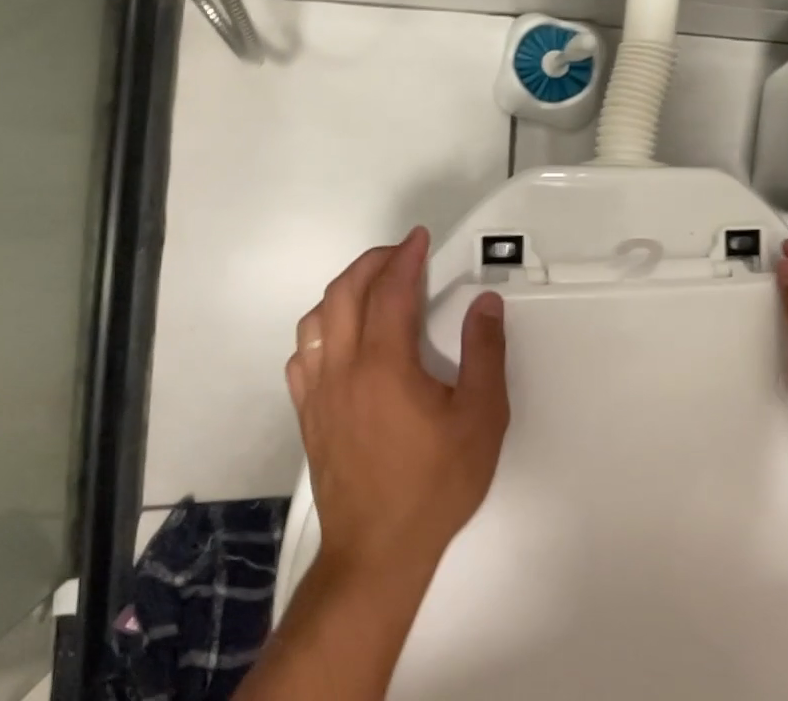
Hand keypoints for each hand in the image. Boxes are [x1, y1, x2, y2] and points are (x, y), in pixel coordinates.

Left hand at [287, 227, 509, 572]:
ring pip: (316, 321)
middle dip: (370, 263)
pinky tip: (339, 337)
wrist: (378, 549)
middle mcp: (342, 370)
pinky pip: (303, 355)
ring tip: (372, 285)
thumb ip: (484, 353)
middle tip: (400, 253)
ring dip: (343, 291)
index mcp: (385, 365)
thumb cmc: (436, 483)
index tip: (419, 238)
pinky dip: (321, 329)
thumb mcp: (481, 416)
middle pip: (344, 295)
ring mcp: (318, 394)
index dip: (405, 257)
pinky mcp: (309, 416)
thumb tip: (485, 304)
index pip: (391, 292)